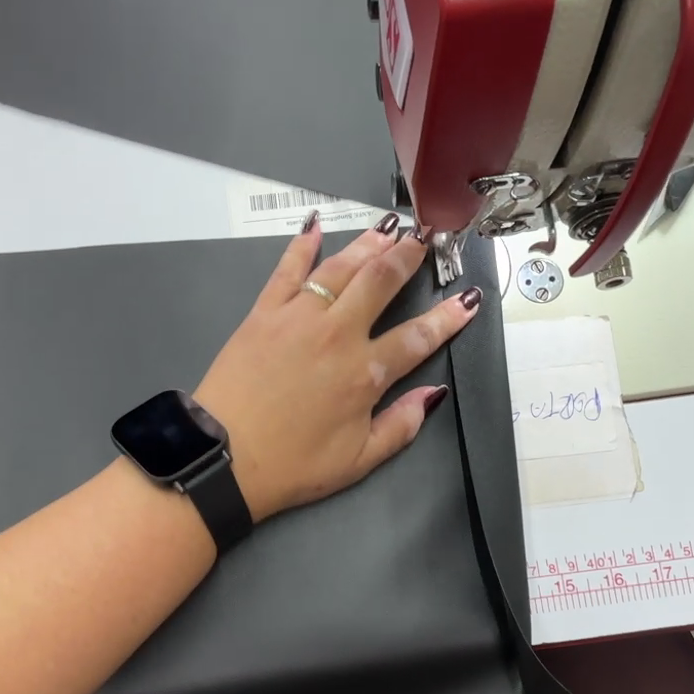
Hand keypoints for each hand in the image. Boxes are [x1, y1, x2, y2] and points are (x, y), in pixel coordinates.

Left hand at [193, 215, 481, 519]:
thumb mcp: (359, 461)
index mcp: (365, 374)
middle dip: (408, 257)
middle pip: (381, 282)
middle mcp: (338, 334)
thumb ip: (401, 426)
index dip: (449, 318)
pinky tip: (315, 226)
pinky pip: (287, 270)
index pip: (419, 337)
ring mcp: (299, 318)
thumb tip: (433, 395)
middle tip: (424, 240)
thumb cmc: (294, 466)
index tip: (467, 299)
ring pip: (341, 268)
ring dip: (368, 244)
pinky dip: (302, 245)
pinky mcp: (263, 313)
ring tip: (389, 227)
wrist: (226, 458)